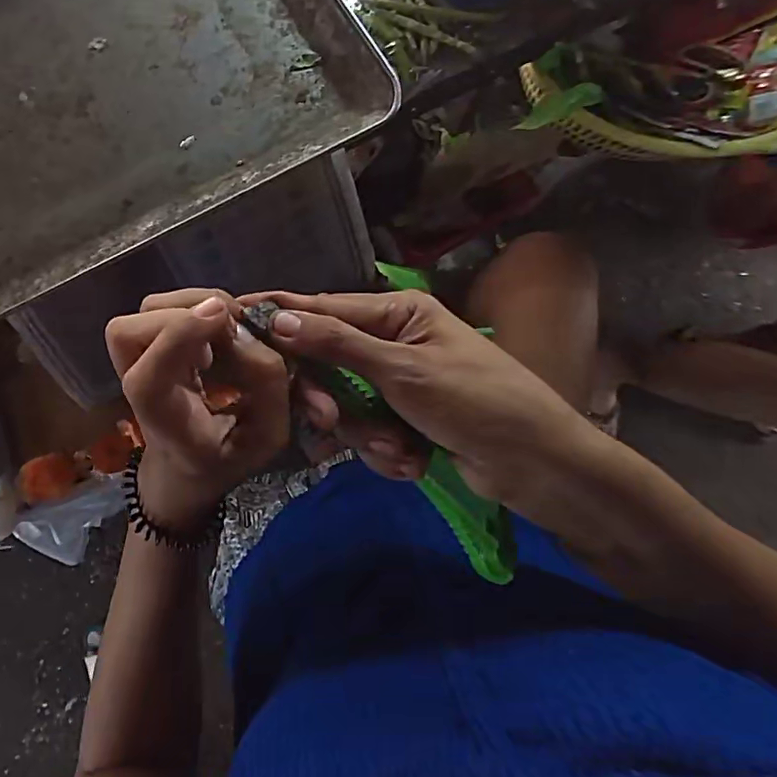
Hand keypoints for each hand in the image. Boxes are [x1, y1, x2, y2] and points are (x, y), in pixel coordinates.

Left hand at [105, 290, 290, 529]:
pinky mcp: (144, 345)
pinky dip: (190, 304)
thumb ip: (266, 388)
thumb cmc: (225, 456)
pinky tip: (214, 328)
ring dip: (191, 303)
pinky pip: (158, 308)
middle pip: (133, 329)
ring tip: (225, 327)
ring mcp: (133, 361)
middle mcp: (137, 386)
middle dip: (188, 312)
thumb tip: (247, 332)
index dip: (179, 336)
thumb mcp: (264, 438)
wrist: (184, 467)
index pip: (148, 376)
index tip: (222, 317)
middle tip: (234, 328)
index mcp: (163, 421)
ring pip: (144, 311)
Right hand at [246, 290, 633, 536]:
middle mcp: (393, 341)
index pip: (324, 308)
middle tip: (325, 419)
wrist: (540, 468)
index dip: (281, 313)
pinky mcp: (404, 420)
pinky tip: (413, 462)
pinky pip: (368, 431)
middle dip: (331, 398)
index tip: (236, 313)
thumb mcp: (403, 370)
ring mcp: (398, 383)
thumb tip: (279, 318)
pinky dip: (384, 451)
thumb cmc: (477, 402)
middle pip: (329, 363)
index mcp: (397, 313)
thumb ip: (338, 344)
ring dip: (366, 433)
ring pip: (346, 404)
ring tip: (399, 450)